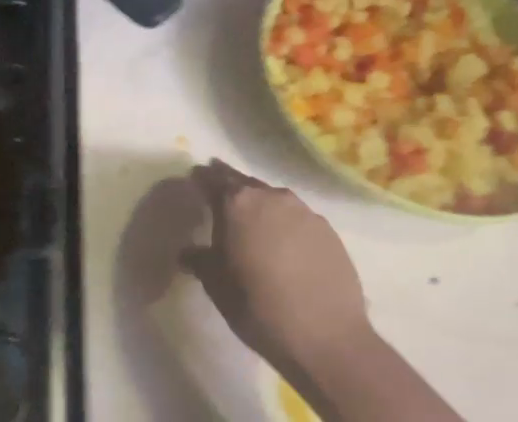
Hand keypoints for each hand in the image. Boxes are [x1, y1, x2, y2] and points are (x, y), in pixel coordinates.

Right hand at [182, 160, 368, 363]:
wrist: (327, 338)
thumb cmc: (258, 306)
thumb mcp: (216, 285)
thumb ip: (199, 259)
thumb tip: (188, 252)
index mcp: (237, 203)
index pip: (212, 178)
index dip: (201, 179)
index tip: (194, 181)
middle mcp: (270, 197)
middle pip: (244, 183)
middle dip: (230, 188)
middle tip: (221, 199)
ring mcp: (304, 212)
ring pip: (274, 199)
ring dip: (262, 206)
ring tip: (255, 225)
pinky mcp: (329, 231)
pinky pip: (299, 218)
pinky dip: (287, 225)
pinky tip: (287, 247)